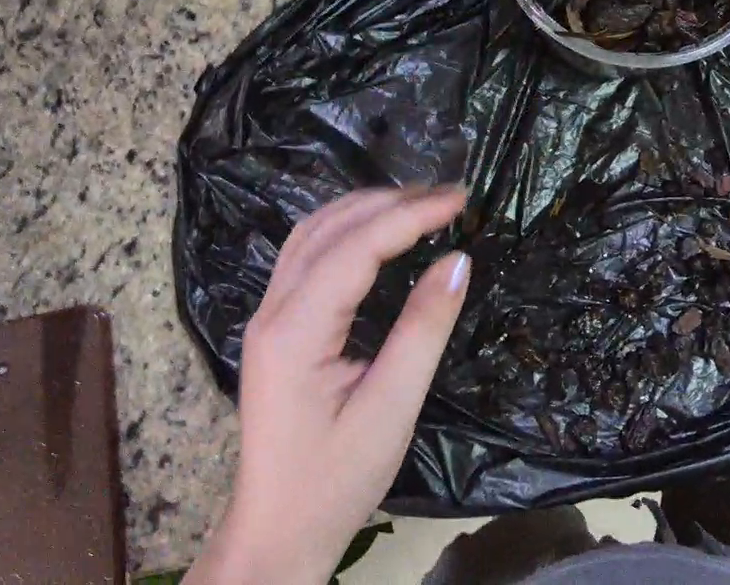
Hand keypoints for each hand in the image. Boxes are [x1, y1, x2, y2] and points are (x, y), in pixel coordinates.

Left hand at [187, 187, 470, 584]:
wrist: (276, 532)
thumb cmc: (336, 480)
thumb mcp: (392, 408)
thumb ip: (424, 328)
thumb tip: (459, 259)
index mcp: (296, 331)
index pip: (357, 247)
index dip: (411, 215)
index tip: (461, 201)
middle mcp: (273, 311)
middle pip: (331, 228)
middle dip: (393, 202)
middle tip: (451, 196)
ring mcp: (268, 315)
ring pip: (314, 233)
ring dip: (368, 207)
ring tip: (422, 202)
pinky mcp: (276, 325)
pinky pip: (309, 253)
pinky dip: (349, 227)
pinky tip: (378, 229)